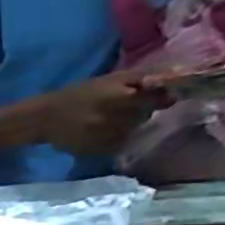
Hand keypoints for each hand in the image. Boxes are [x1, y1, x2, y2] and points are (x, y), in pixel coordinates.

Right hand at [35, 71, 172, 156]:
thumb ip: (142, 78)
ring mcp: (108, 137)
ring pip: (134, 130)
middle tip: (124, 105)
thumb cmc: (78, 94)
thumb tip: (178, 74)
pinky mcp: (101, 151)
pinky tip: (104, 131)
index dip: (158, 96)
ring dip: (129, 124)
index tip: (157, 94)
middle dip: (141, 109)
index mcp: (119, 96)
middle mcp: (116, 118)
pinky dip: (118, 137)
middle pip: (145, 115)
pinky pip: (121, 143)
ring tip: (111, 118)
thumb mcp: (110, 79)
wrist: (46, 118)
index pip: (155, 98)